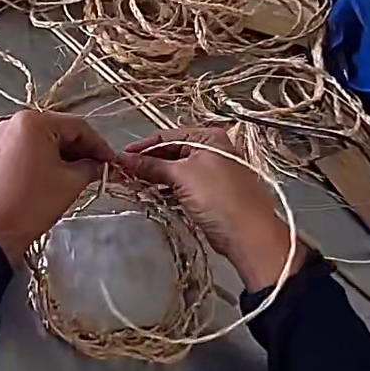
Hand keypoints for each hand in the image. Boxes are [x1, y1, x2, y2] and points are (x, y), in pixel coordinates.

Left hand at [0, 111, 115, 262]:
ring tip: (84, 173)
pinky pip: (31, 148)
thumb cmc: (32, 203)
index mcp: (34, 121)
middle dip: (82, 149)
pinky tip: (62, 174)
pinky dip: (49, 158)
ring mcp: (4, 136)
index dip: (99, 144)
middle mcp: (16, 121)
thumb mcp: (71, 182)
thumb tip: (100, 164)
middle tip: (100, 168)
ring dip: (66, 155)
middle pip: (61, 130)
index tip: (112, 160)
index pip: (78, 126)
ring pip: (46, 139)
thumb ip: (91, 166)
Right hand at [116, 127, 303, 291]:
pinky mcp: (211, 192)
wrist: (248, 234)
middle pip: (172, 152)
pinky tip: (152, 194)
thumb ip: (152, 166)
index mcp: (209, 137)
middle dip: (149, 162)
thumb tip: (125, 159)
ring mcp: (213, 172)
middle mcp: (212, 150)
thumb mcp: (182, 176)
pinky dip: (167, 188)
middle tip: (124, 172)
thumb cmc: (219, 198)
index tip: (121, 156)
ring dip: (156, 177)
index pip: (168, 136)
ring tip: (133, 184)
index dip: (144, 146)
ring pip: (176, 169)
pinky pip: (183, 185)